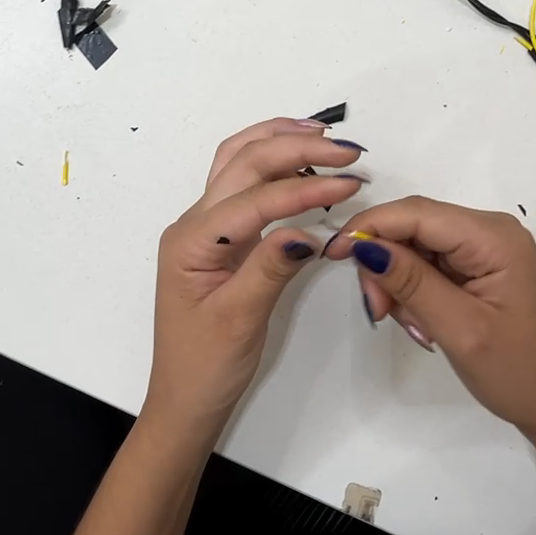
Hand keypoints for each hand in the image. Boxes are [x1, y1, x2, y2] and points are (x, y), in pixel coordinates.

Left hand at [143, 118, 366, 433]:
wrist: (185, 398)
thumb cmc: (207, 365)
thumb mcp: (240, 321)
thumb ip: (270, 269)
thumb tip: (308, 229)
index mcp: (192, 241)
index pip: (254, 200)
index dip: (304, 189)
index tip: (350, 184)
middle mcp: (194, 222)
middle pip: (243, 163)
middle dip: (295, 148)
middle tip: (348, 152)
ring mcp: (206, 225)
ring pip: (237, 161)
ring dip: (278, 141)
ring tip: (323, 136)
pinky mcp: (221, 234)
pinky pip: (243, 182)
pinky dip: (272, 161)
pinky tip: (301, 161)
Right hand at [325, 197, 535, 439]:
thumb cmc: (515, 371)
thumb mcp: (459, 329)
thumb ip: (411, 282)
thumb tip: (364, 245)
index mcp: (494, 237)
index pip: (418, 213)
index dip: (371, 226)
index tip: (334, 255)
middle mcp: (489, 230)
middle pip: (413, 227)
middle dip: (386, 264)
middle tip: (378, 312)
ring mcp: (483, 247)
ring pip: (414, 246)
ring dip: (399, 283)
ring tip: (414, 328)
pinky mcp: (476, 265)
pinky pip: (427, 263)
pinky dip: (413, 290)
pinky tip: (423, 323)